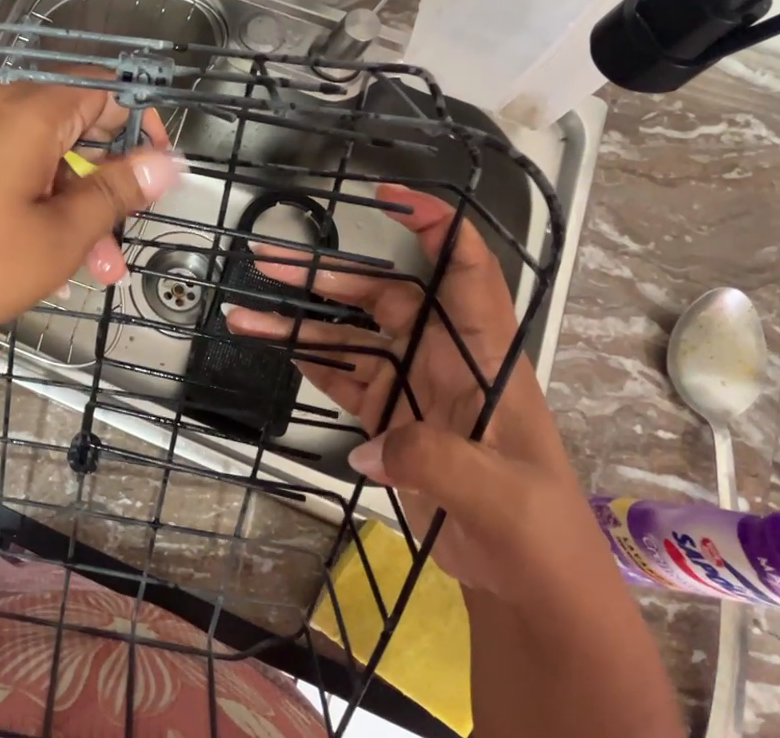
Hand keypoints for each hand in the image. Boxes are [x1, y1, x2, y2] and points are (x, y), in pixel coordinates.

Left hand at [0, 77, 183, 378]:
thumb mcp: (59, 237)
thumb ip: (116, 191)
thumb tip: (166, 160)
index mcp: (26, 109)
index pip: (105, 90)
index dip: (139, 131)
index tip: (154, 181)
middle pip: (70, 127)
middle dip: (102, 187)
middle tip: (113, 252)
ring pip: (35, 155)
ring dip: (66, 205)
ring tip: (82, 271)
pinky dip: (26, 201)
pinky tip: (32, 253)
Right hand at [225, 185, 594, 600]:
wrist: (525, 580)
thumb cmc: (536, 528)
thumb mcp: (496, 493)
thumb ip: (434, 459)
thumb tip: (371, 447)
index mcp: (485, 357)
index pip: (467, 273)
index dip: (437, 228)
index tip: (392, 201)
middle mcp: (443, 358)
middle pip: (382, 297)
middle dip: (326, 276)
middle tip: (267, 261)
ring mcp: (410, 386)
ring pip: (347, 335)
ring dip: (296, 321)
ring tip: (243, 313)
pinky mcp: (387, 416)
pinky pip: (338, 375)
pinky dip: (301, 359)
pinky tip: (268, 346)